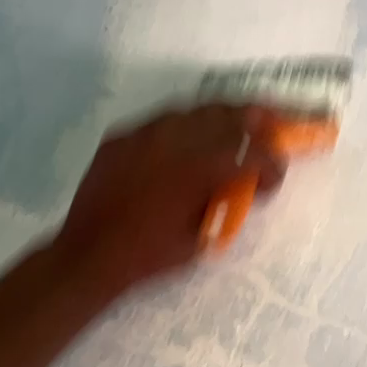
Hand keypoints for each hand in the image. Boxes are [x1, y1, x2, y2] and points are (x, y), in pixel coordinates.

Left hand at [52, 103, 288, 297]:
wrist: (87, 254)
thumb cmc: (148, 256)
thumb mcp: (199, 237)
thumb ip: (225, 203)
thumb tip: (246, 185)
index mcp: (200, 169)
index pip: (251, 153)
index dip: (272, 161)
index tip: (279, 170)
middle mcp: (175, 140)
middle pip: (228, 115)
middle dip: (258, 118)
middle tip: (278, 121)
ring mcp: (144, 133)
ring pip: (194, 110)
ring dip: (222, 115)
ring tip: (238, 120)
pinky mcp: (121, 136)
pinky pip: (160, 121)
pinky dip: (183, 126)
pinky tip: (190, 135)